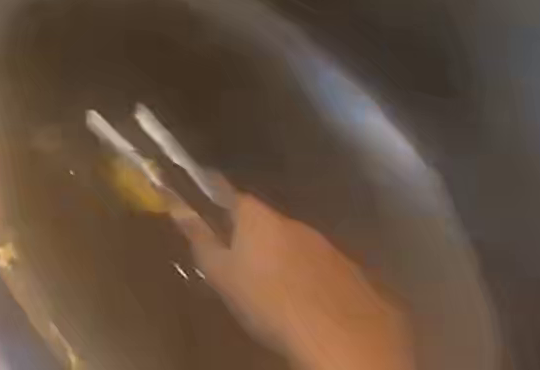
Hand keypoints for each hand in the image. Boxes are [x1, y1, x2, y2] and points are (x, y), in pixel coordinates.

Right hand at [175, 186, 415, 369]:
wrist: (346, 351)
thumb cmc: (269, 304)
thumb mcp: (219, 272)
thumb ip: (197, 234)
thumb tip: (173, 201)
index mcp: (257, 216)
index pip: (226, 189)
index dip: (211, 188)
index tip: (200, 189)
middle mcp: (296, 224)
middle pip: (267, 220)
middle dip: (255, 233)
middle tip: (243, 255)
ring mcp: (335, 252)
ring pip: (302, 247)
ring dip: (290, 257)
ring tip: (281, 284)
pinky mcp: (366, 283)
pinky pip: (334, 275)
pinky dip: (322, 283)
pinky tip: (318, 304)